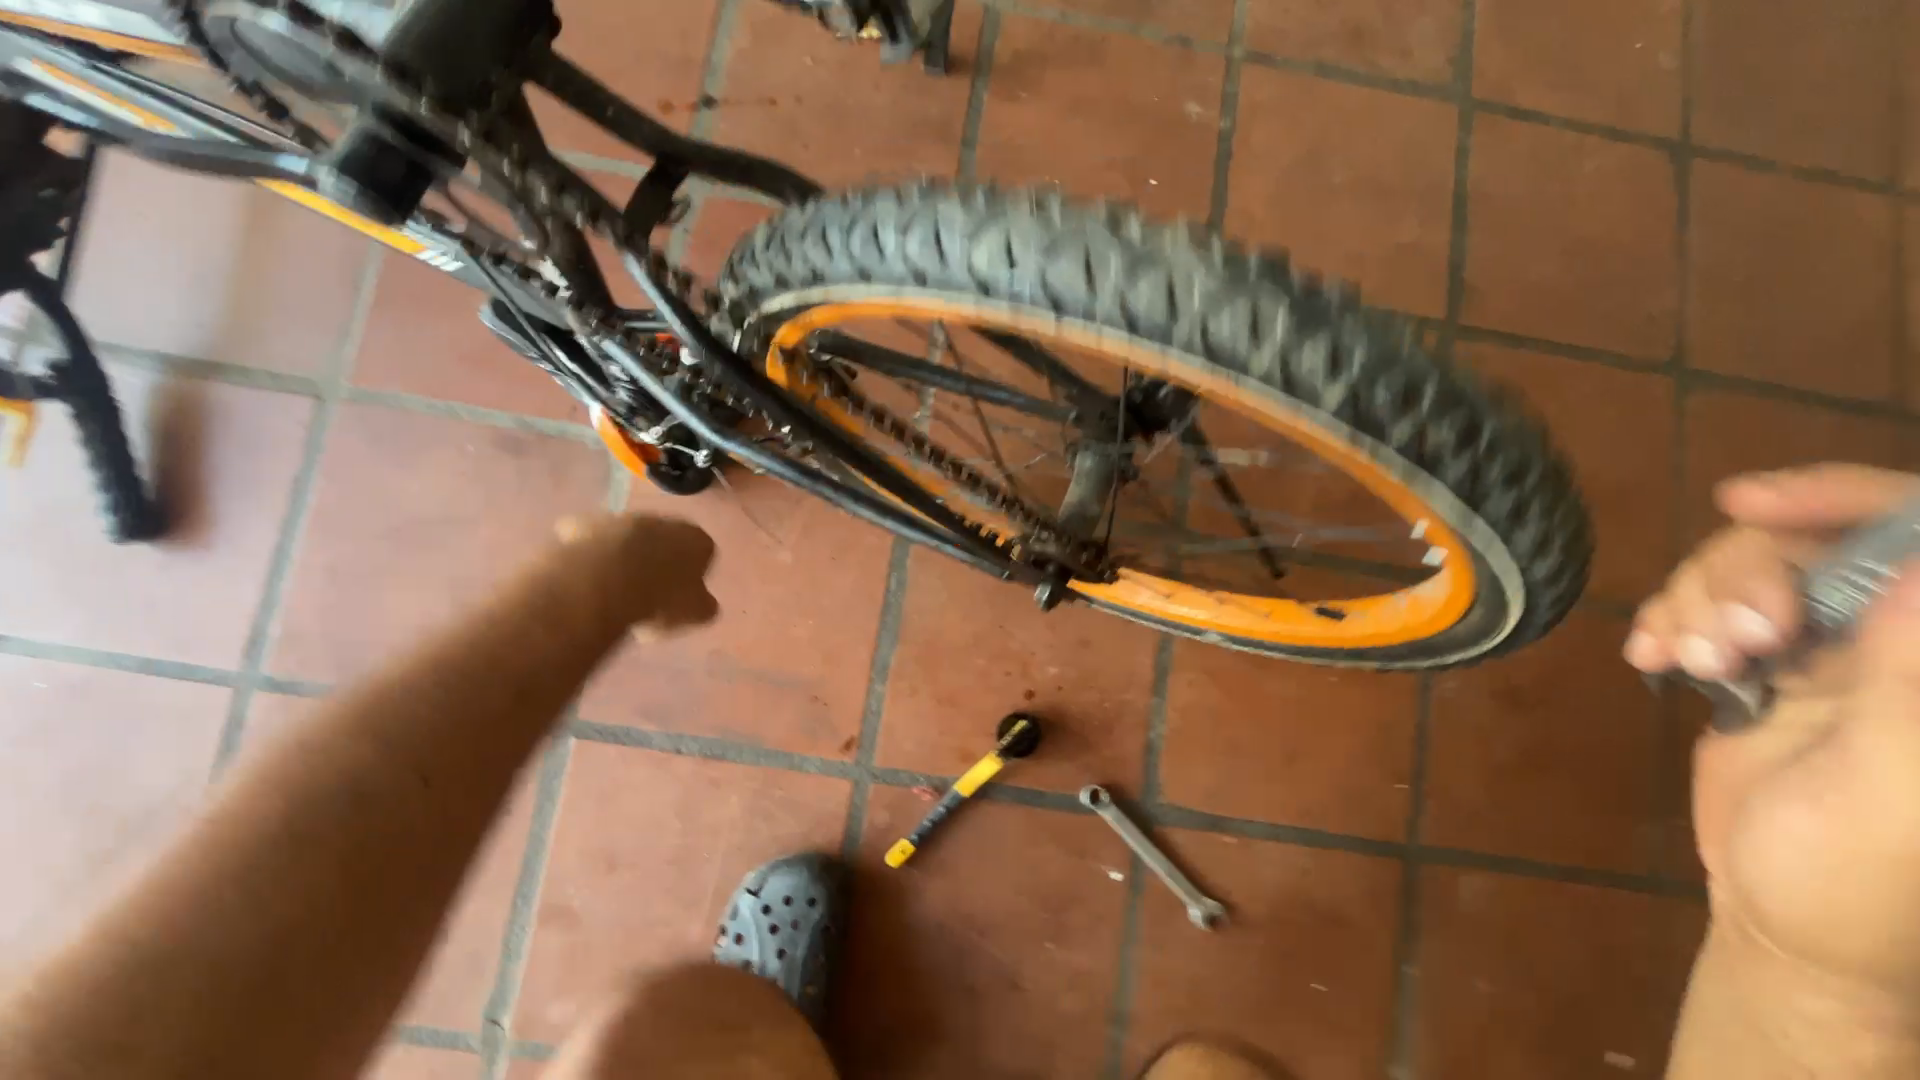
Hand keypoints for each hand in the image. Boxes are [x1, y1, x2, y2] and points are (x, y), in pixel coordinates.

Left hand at [555, 513, 719, 639]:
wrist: (604, 583)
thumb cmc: (661, 599)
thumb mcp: (696, 614)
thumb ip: (703, 605)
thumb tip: (702, 603)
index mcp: (696, 539)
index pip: (703, 552)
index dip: (692, 573)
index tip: (682, 594)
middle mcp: (663, 520)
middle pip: (663, 540)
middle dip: (657, 560)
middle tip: (648, 592)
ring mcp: (622, 518)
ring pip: (626, 537)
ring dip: (623, 555)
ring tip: (613, 590)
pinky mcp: (584, 523)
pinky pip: (588, 536)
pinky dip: (587, 550)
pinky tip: (584, 574)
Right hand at [1626, 464, 1919, 1004]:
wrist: (1781, 924)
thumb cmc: (1854, 877)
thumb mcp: (1889, 784)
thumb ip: (1904, 678)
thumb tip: (1914, 562)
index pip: (1915, 535)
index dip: (1845, 499)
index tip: (1749, 501)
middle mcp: (1896, 641)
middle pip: (1812, 542)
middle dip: (1746, 575)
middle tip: (1729, 641)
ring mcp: (1831, 651)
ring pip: (1746, 569)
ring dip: (1695, 603)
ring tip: (1686, 662)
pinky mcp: (1765, 668)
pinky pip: (1700, 607)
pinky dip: (1665, 622)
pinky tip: (1654, 660)